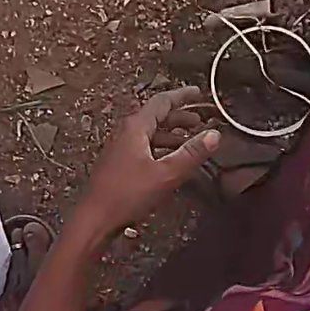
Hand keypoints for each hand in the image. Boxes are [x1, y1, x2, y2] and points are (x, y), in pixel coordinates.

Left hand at [67, 87, 220, 244]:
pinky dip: (162, 147)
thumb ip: (192, 153)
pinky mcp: (120, 163)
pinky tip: (172, 160)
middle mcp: (126, 132)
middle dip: (180, 117)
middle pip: (156, 116)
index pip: (162, 101)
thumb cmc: (127, 194)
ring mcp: (121, 147)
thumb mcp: (166, 173)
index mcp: (136, 127)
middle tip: (200, 120)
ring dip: (172, 134)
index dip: (182, 96)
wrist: (95, 218)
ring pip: (151, 133)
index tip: (198, 92)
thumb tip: (214, 135)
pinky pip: (145, 147)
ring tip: (191, 141)